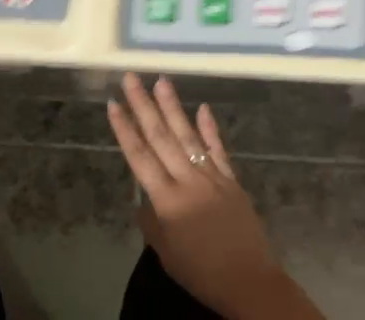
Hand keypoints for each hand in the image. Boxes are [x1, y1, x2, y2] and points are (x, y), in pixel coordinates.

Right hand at [108, 74, 287, 319]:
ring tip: (161, 81)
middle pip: (161, 137)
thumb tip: (144, 200)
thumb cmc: (202, 273)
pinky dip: (209, 129)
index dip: (124, 129)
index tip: (112, 103)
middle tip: (131, 78)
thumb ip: (152, 221)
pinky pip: (218, 151)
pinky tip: (202, 108)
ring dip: (172, 107)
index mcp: (167, 199)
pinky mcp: (232, 182)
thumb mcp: (166, 252)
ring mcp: (212, 178)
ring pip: (187, 135)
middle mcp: (187, 181)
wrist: (251, 285)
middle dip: (143, 105)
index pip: (139, 156)